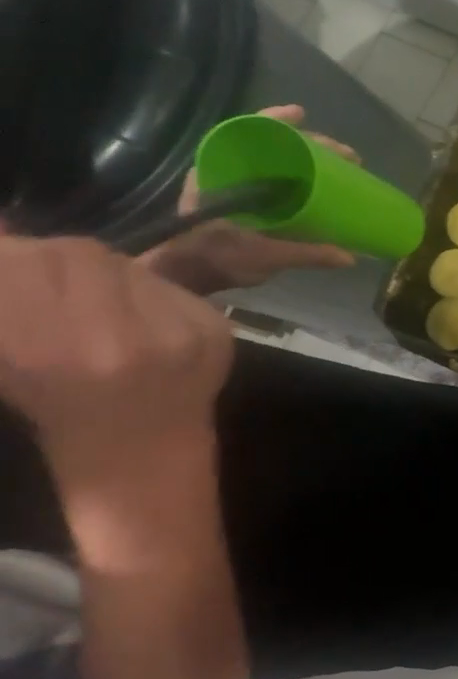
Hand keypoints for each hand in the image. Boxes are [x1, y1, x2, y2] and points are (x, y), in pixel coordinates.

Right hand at [0, 236, 233, 470]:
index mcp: (45, 348)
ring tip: (107, 307)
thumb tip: (4, 233)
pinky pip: (173, 287)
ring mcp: (176, 336)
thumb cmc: (58, 401)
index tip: (20, 268)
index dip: (20, 255)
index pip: (30, 257)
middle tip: (66, 285)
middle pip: (82, 252)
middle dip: (66, 262)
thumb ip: (7, 293)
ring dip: (112, 277)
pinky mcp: (215, 332)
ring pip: (130, 266)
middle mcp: (115, 340)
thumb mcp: (4, 352)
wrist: (142, 446)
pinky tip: (148, 324)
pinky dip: (154, 295)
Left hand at [141, 105, 356, 293]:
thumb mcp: (263, 257)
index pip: (248, 134)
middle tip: (347, 157)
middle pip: (268, 146)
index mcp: (222, 174)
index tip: (302, 114)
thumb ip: (306, 255)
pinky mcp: (243, 203)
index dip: (275, 121)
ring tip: (341, 168)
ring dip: (307, 161)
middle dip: (309, 146)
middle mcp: (226, 173)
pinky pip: (273, 180)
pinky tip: (320, 185)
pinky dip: (298, 178)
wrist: (181, 274)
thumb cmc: (214, 258)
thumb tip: (351, 257)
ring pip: (272, 163)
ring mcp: (234, 187)